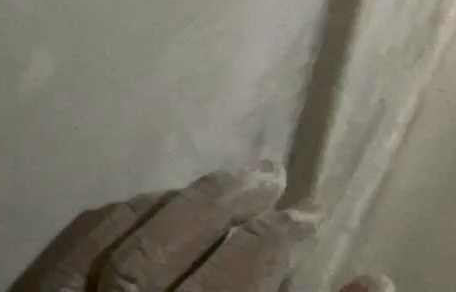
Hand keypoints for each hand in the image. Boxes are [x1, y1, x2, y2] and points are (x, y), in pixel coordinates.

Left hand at [9, 161, 389, 291]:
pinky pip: (81, 238)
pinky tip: (153, 200)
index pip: (245, 270)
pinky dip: (126, 210)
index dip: (286, 236)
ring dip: (189, 196)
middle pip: (185, 235)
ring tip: (230, 180)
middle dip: (239, 197)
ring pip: (134, 228)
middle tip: (277, 174)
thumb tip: (374, 281)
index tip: (316, 214)